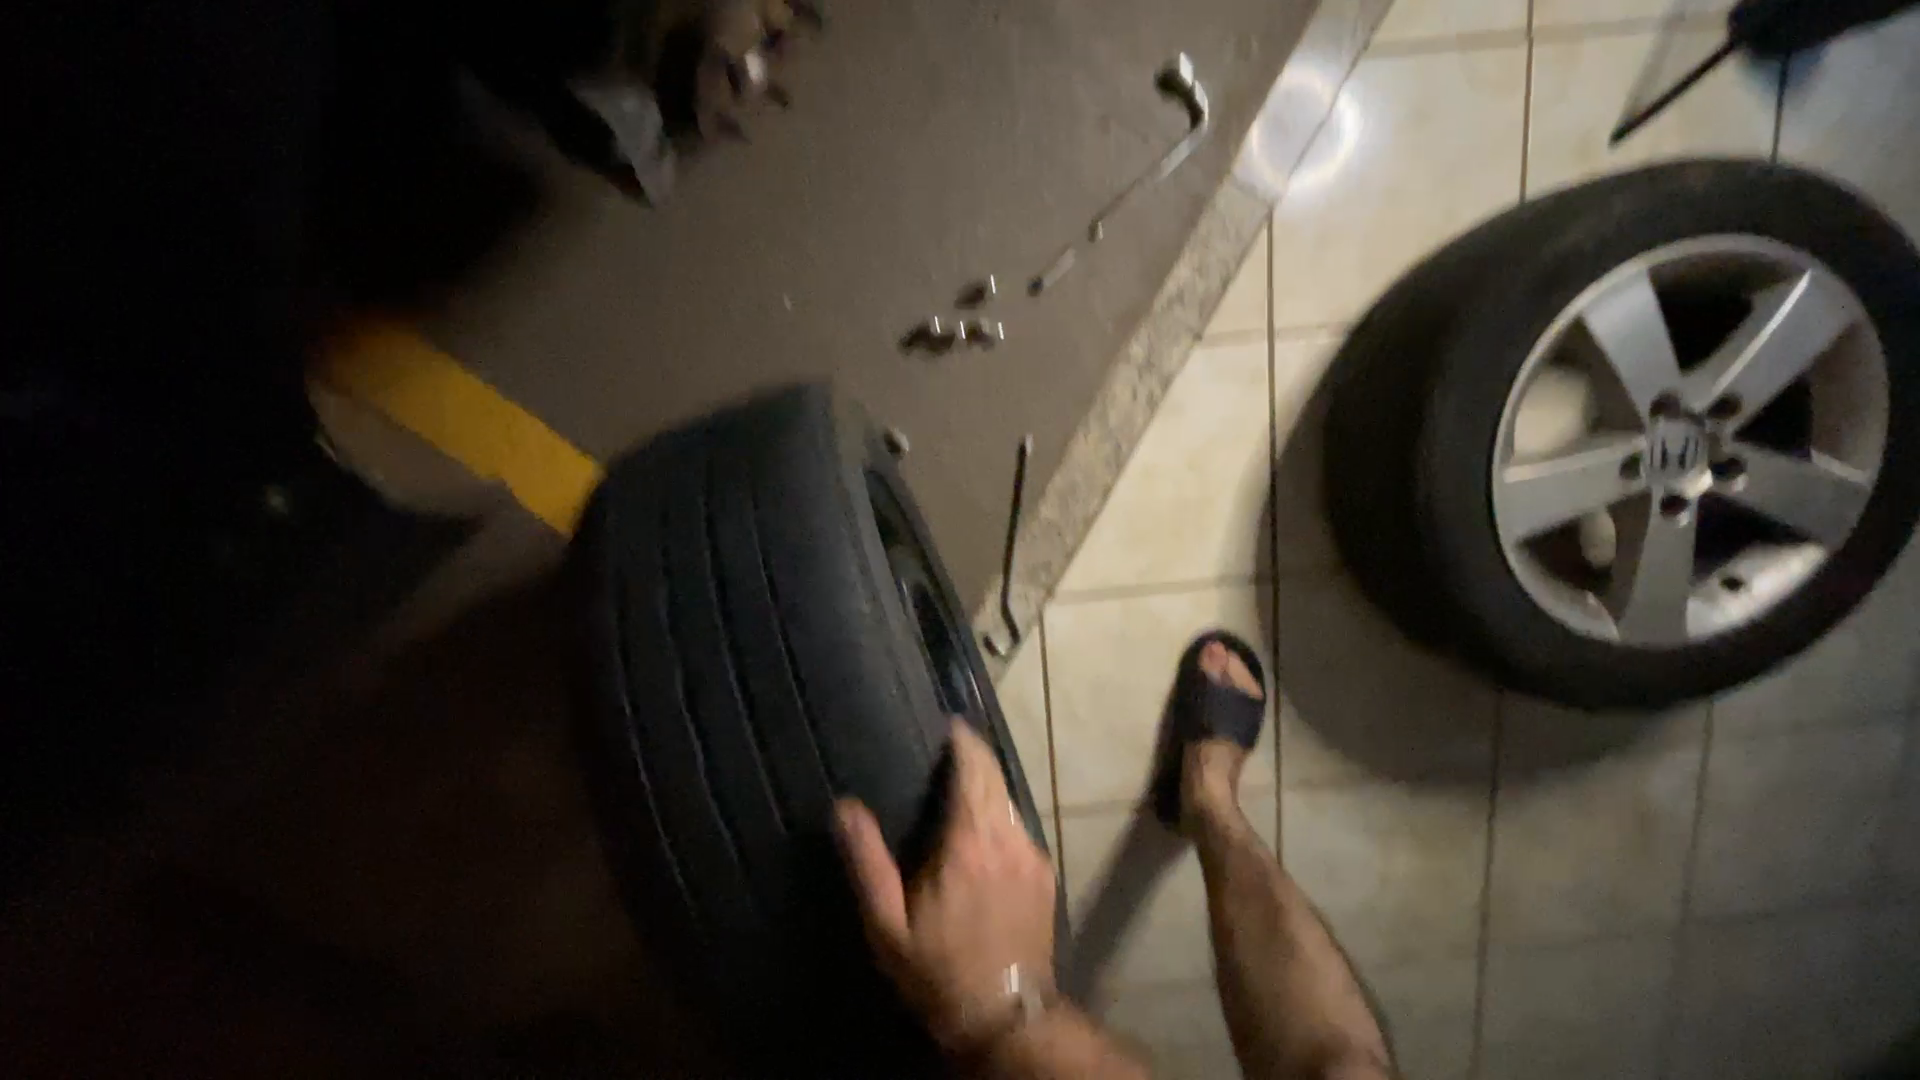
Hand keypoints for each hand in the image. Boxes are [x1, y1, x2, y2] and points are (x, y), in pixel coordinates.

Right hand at [834, 719, 1057, 1050]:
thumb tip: (845, 807)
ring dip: (988, 786)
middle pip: (995, 777)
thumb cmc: (938, 970)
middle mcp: (1008, 838)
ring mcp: (1032, 856)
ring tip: (961, 783)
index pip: (974, 770)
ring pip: (1009, 801)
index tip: (949, 724)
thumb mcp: (888, 924)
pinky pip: (1019, 828)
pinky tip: (983, 830)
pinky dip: (1000, 815)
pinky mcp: (1044, 875)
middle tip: (951, 746)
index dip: (963, 742)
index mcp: (969, 842)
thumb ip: (867, 861)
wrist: (1005, 1018)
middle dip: (975, 756)